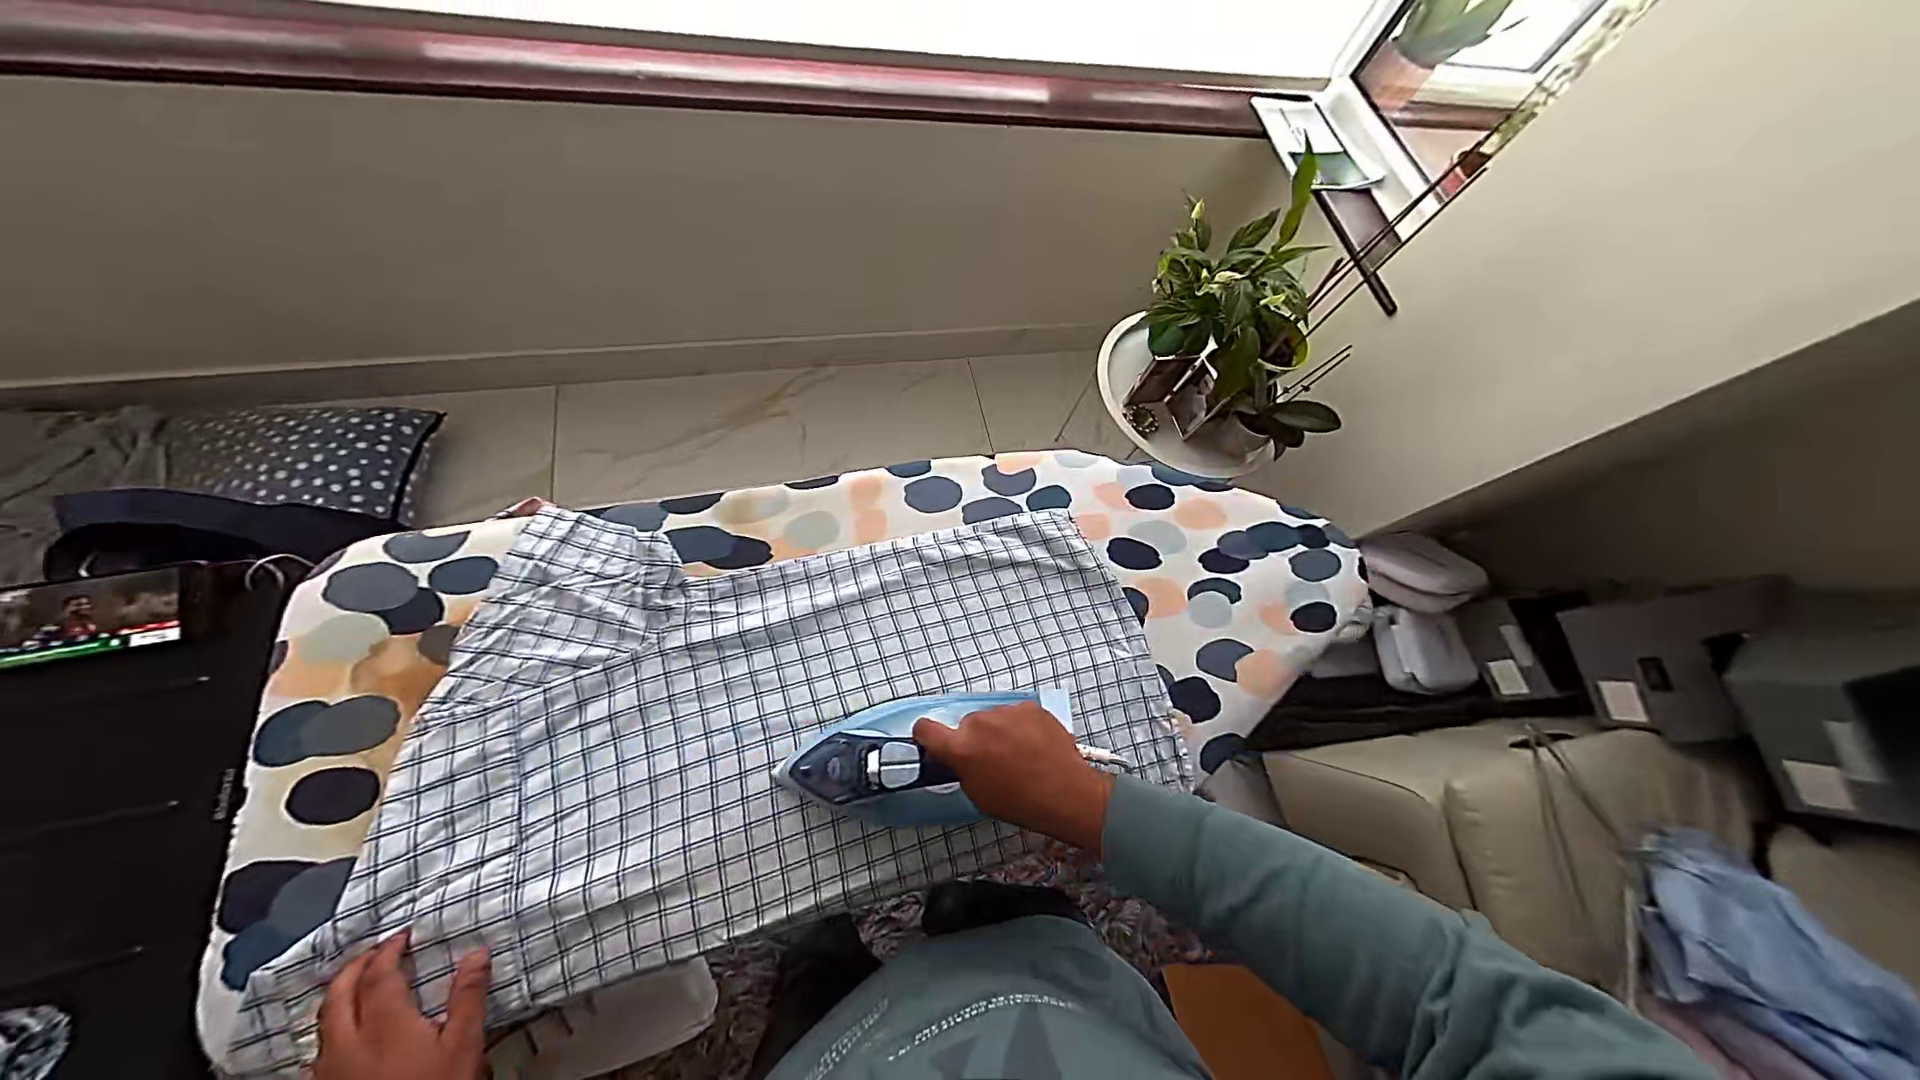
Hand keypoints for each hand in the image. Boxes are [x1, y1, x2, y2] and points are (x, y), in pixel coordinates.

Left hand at [314, 930, 490, 1079]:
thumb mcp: (463, 1044)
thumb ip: (467, 997)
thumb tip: (476, 954)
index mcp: (384, 1026)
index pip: (378, 976)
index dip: (389, 951)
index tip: (404, 936)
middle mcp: (347, 1045)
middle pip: (339, 996)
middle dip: (355, 967)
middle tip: (376, 950)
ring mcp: (329, 1071)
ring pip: (323, 1022)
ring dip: (340, 993)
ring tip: (359, 981)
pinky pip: (320, 1046)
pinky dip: (333, 1023)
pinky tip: (347, 1030)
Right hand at [913, 702, 1114, 851]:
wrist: (1066, 792)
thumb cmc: (1022, 801)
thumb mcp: (977, 794)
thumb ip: (961, 768)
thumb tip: (959, 757)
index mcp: (961, 747)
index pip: (925, 729)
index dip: (926, 735)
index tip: (932, 739)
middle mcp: (979, 723)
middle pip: (967, 725)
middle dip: (975, 739)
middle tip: (992, 760)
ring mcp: (1006, 712)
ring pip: (993, 719)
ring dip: (999, 731)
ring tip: (1019, 755)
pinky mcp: (1028, 707)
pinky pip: (1016, 715)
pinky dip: (1021, 726)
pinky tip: (1033, 746)